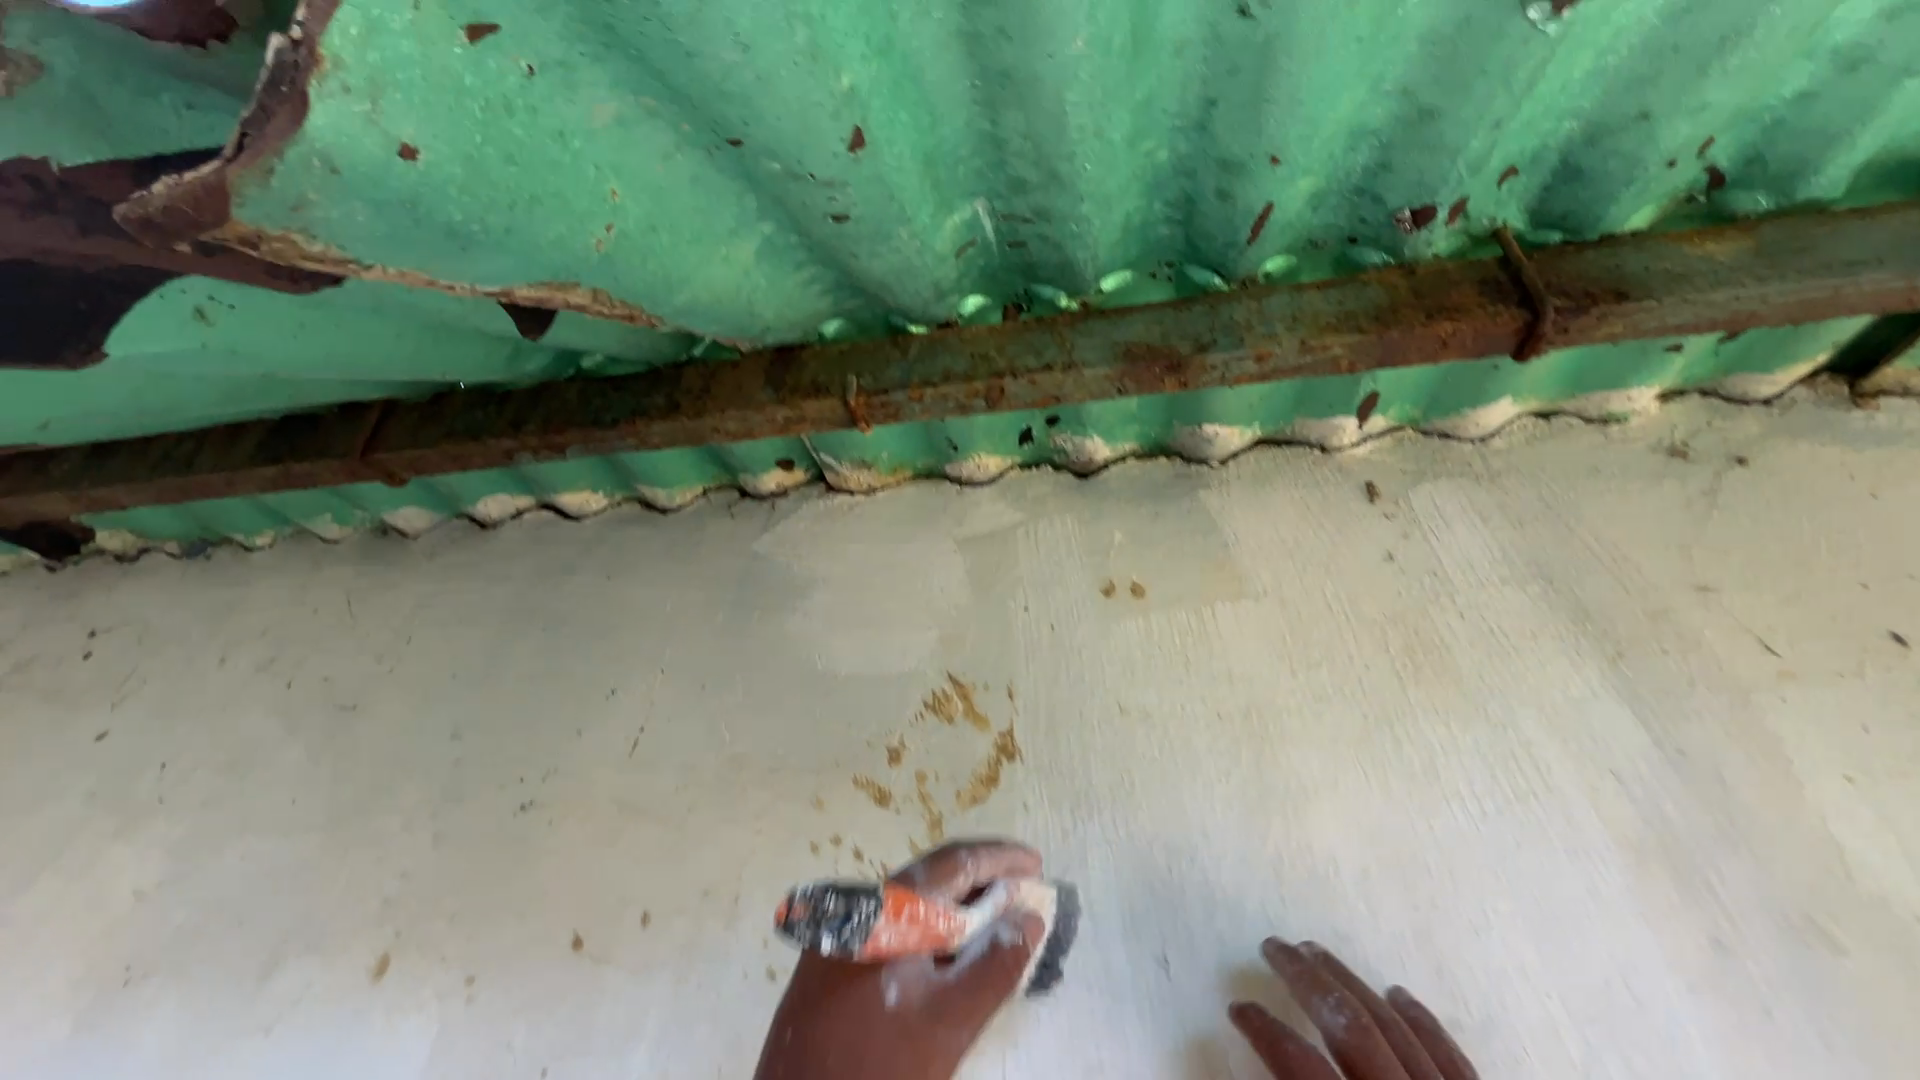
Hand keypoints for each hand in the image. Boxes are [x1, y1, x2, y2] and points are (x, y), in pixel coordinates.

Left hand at [753, 839, 1046, 1079]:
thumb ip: (996, 965)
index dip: (998, 858)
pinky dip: (929, 926)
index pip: (952, 863)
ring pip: (912, 899)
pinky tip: (952, 949)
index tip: (1036, 864)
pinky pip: (893, 923)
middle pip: (931, 874)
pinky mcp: (833, 957)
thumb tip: (1029, 915)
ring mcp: (841, 931)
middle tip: (1024, 888)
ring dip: (956, 903)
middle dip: (981, 877)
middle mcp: (858, 905)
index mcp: (885, 909)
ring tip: (998, 916)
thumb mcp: (949, 1020)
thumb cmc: (880, 1065)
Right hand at [1230, 938, 1479, 1079]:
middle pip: (1349, 1027)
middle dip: (1305, 981)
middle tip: (1273, 945)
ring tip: (1316, 951)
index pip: (1301, 1064)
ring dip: (1350, 984)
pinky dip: (1421, 1020)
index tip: (1237, 1006)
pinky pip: (1450, 1055)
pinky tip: (1396, 991)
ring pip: (1394, 1028)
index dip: (1264, 1031)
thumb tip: (1252, 1062)